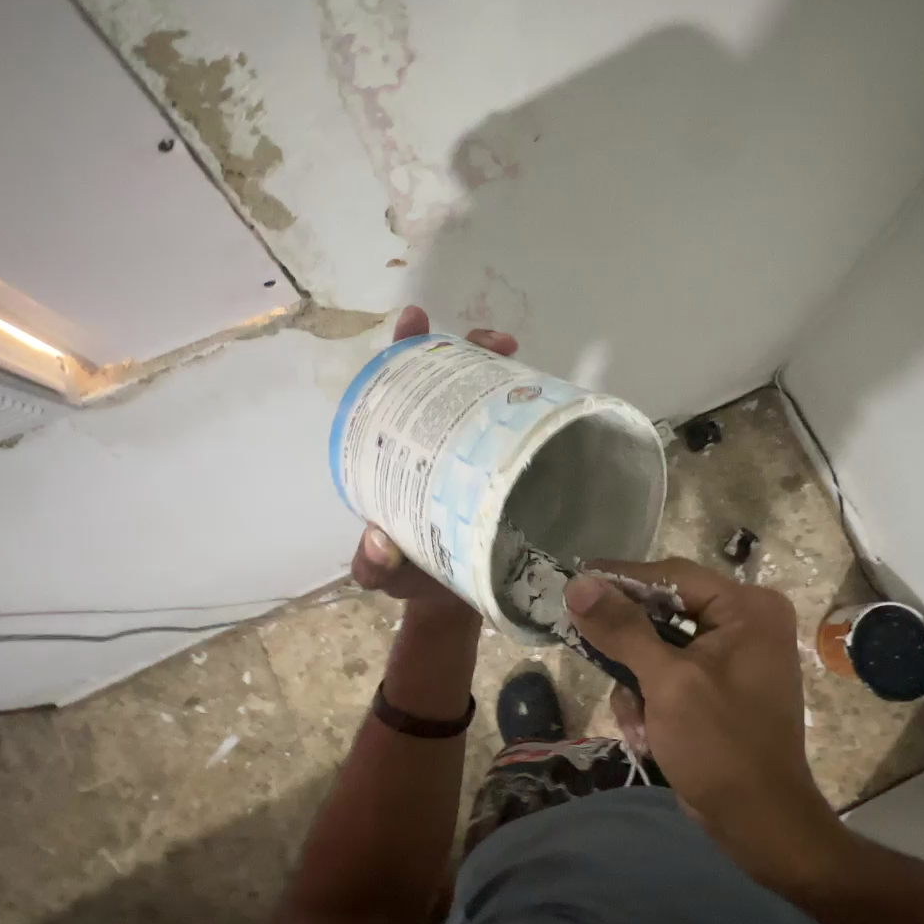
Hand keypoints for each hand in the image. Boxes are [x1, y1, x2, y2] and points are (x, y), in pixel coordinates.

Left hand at [349, 306, 516, 612]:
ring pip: (485, 398)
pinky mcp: (507, 469)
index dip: (405, 353)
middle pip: (445, 383)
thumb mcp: (388, 577)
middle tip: (493, 342)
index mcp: (398, 457)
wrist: (458, 602)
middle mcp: (434, 444)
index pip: (397, 394)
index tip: (418, 322)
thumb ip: (375, 567)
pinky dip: (531, 407)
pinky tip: (548, 397)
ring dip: (499, 369)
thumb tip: (378, 538)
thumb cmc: (416, 580)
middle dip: (465, 351)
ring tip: (515, 356)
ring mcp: (474, 453)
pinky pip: (518, 429)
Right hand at [563, 560, 847, 889]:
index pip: (673, 576)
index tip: (573, 582)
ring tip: (636, 720)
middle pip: (664, 611)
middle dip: (628, 648)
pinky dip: (652, 702)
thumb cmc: (719, 744)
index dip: (621, 579)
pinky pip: (670, 675)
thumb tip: (578, 584)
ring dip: (637, 685)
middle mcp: (746, 623)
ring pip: (659, 647)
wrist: (759, 822)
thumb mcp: (666, 682)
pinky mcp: (719, 688)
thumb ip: (622, 629)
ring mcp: (734, 657)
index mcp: (748, 608)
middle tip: (585, 648)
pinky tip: (648, 735)